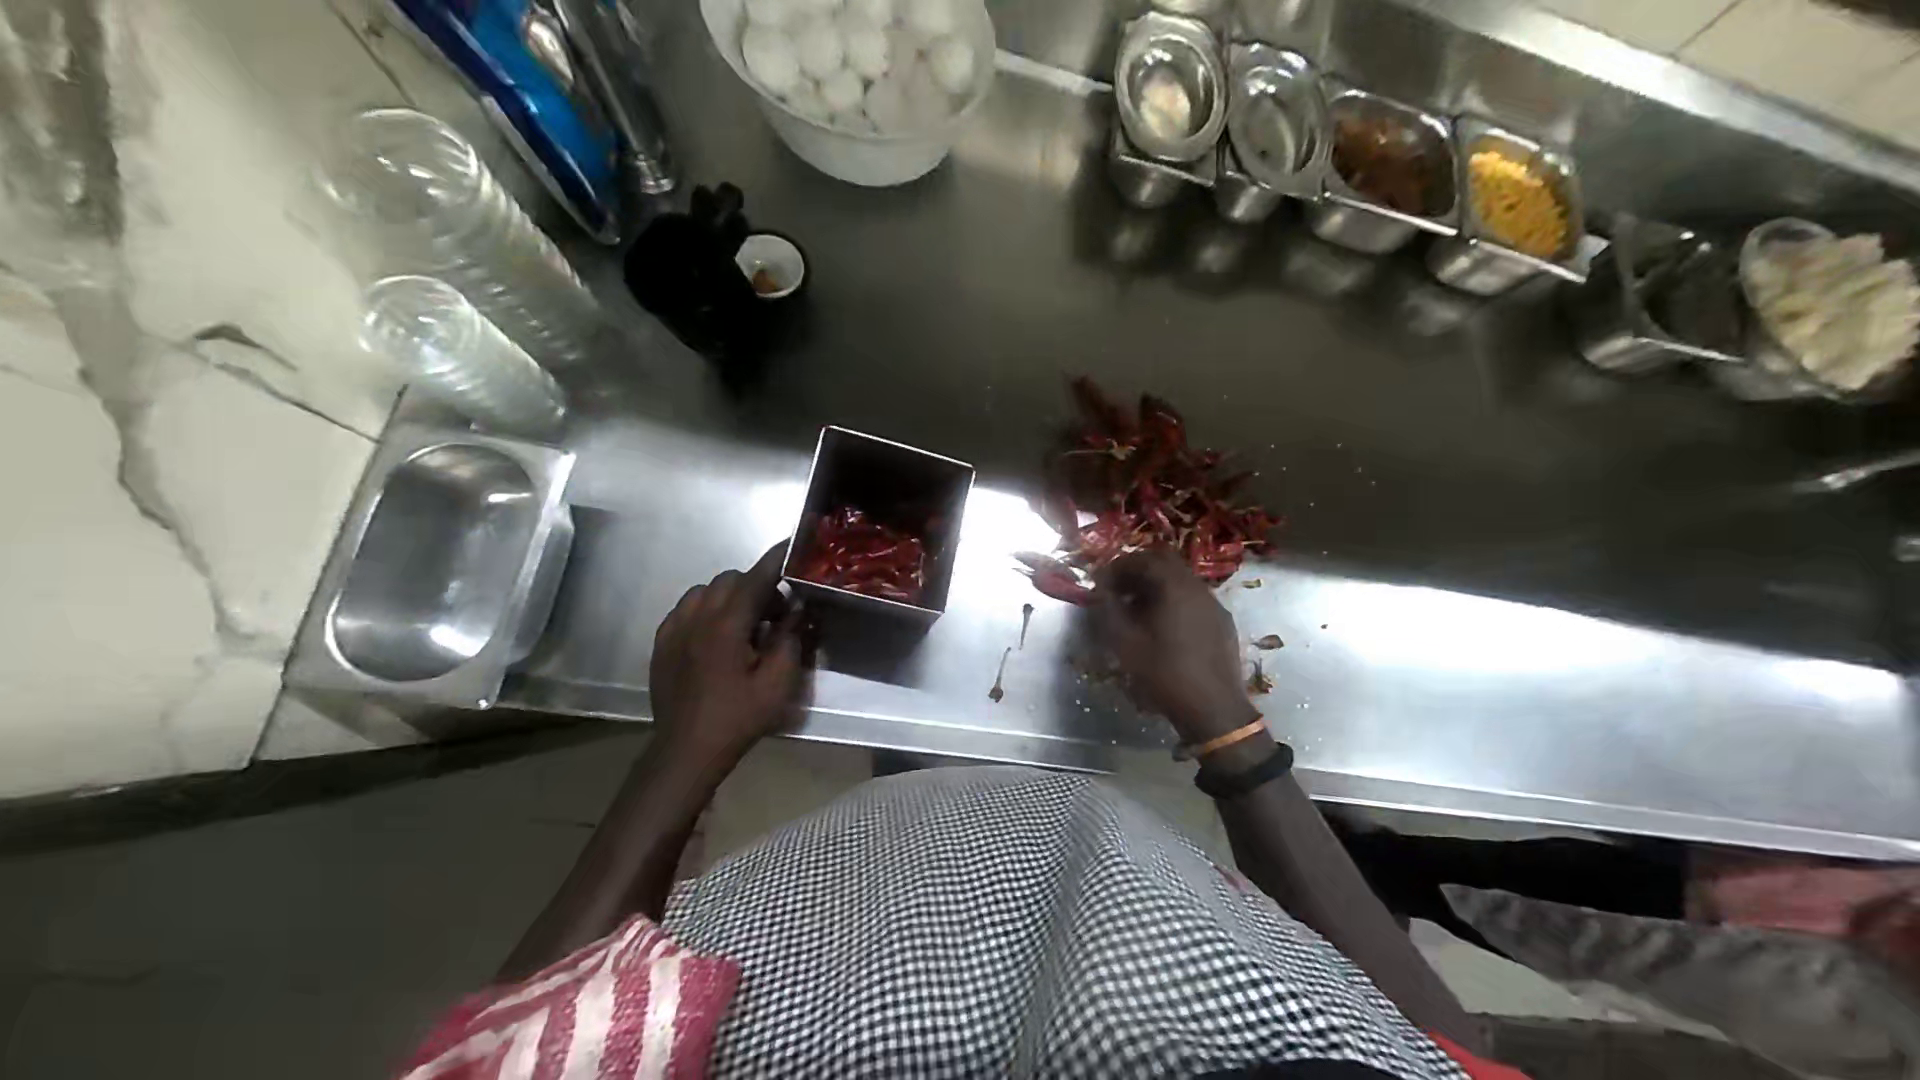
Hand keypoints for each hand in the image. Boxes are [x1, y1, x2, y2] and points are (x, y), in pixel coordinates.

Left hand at [650, 543, 809, 763]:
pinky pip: (686, 608)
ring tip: (745, 624)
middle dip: (756, 586)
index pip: (755, 578)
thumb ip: (789, 639)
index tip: (791, 544)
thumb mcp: (778, 683)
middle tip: (775, 613)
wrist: (688, 749)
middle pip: (730, 580)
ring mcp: (675, 629)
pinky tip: (717, 635)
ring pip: (706, 591)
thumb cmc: (738, 717)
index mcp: (726, 625)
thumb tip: (796, 610)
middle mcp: (697, 617)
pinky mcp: (662, 642)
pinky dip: (707, 610)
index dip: (776, 559)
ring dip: (730, 596)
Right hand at [1093, 550, 1260, 744]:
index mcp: (1174, 587)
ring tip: (1135, 610)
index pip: (1142, 559)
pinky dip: (1173, 601)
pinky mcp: (1222, 622)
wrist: (1214, 710)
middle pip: (1164, 562)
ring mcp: (1214, 604)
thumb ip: (1108, 609)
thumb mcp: (1125, 643)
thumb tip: (1100, 591)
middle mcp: (1198, 587)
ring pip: (1180, 580)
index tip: (1100, 583)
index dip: (1117, 567)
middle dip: (1137, 571)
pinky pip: (1193, 599)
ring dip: (1155, 586)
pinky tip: (1162, 627)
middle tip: (1117, 590)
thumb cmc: (1165, 674)